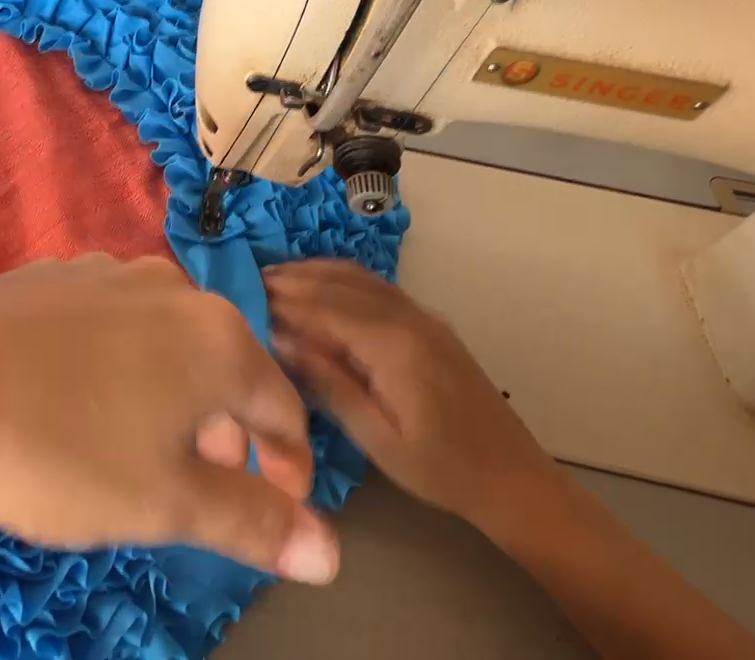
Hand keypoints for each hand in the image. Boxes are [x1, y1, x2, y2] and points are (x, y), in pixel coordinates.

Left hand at [0, 254, 341, 582]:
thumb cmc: (56, 453)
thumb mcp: (163, 502)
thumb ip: (254, 519)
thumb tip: (329, 549)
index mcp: (213, 333)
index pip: (281, 403)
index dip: (288, 462)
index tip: (279, 509)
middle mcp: (164, 286)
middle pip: (220, 364)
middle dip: (224, 430)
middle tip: (200, 486)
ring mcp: (98, 271)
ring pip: (161, 340)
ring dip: (168, 396)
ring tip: (136, 448)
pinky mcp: (44, 276)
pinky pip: (104, 324)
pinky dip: (113, 366)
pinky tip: (72, 401)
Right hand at [265, 260, 556, 532]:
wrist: (513, 480)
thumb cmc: (440, 468)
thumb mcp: (375, 436)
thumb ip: (327, 383)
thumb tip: (278, 340)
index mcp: (394, 344)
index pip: (324, 305)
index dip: (282, 298)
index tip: (241, 295)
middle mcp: (408, 317)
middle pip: (339, 282)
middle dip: (292, 278)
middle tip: (247, 282)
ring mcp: (422, 316)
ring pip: (358, 277)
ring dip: (314, 274)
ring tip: (273, 280)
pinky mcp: (428, 324)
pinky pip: (375, 287)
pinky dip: (339, 280)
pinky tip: (318, 290)